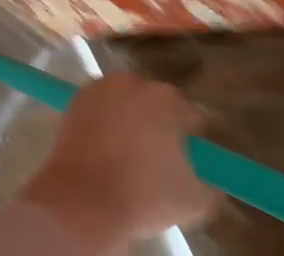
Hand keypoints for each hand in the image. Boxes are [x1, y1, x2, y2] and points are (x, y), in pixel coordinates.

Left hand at [20, 73, 215, 250]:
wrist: (84, 200)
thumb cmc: (144, 196)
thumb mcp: (195, 201)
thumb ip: (209, 184)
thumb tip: (206, 179)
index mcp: (167, 100)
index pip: (192, 116)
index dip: (194, 140)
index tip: (190, 161)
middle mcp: (132, 82)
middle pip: (155, 103)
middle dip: (159, 125)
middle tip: (159, 159)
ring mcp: (99, 88)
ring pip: (125, 103)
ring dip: (130, 119)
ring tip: (128, 155)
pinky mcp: (74, 101)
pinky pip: (100, 110)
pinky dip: (104, 122)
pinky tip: (105, 150)